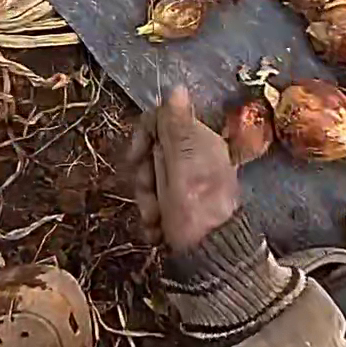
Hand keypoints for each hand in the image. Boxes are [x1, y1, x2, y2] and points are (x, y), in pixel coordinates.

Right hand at [123, 85, 240, 252]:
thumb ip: (176, 126)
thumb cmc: (196, 208)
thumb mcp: (182, 163)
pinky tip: (158, 230)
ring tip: (155, 219)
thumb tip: (176, 86)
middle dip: (144, 176)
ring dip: (146, 200)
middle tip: (149, 196)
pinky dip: (154, 216)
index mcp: (199, 140)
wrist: (211, 259)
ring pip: (150, 179)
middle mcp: (195, 157)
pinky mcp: (183, 206)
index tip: (135, 158)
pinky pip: (157, 200)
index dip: (142, 136)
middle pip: (152, 151)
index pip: (161, 120)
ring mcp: (189, 182)